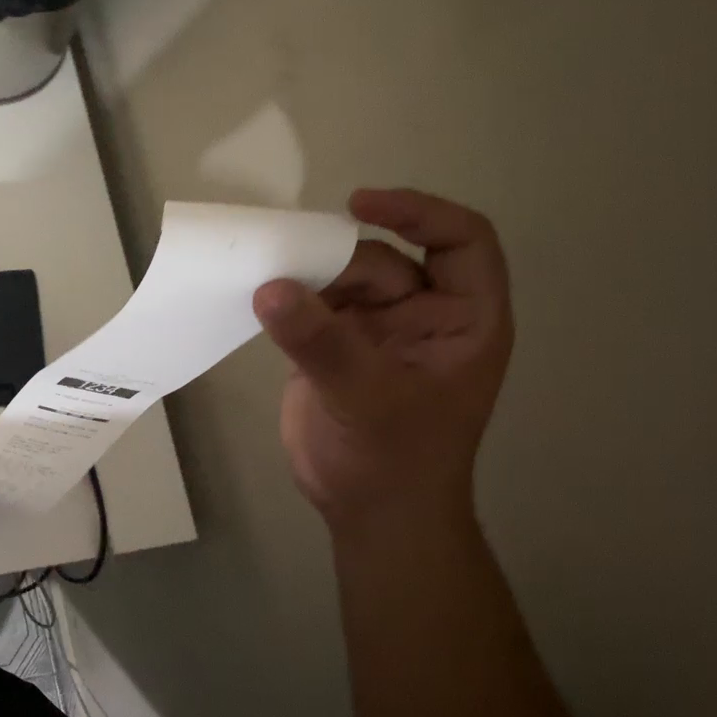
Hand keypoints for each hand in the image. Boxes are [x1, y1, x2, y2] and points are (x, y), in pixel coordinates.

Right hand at [253, 189, 513, 533]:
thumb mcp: (367, 397)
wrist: (369, 512)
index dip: (418, 213)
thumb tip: (269, 288)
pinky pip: (307, 309)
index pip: (460, 242)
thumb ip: (320, 342)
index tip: (359, 204)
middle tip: (282, 258)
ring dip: (303, 277)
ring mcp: (373, 334)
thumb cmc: (395, 459)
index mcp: (462, 320)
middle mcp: (421, 317)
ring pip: (339, 282)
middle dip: (337, 257)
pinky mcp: (330, 351)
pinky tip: (254, 297)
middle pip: (383, 260)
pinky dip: (283, 301)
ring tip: (260, 276)